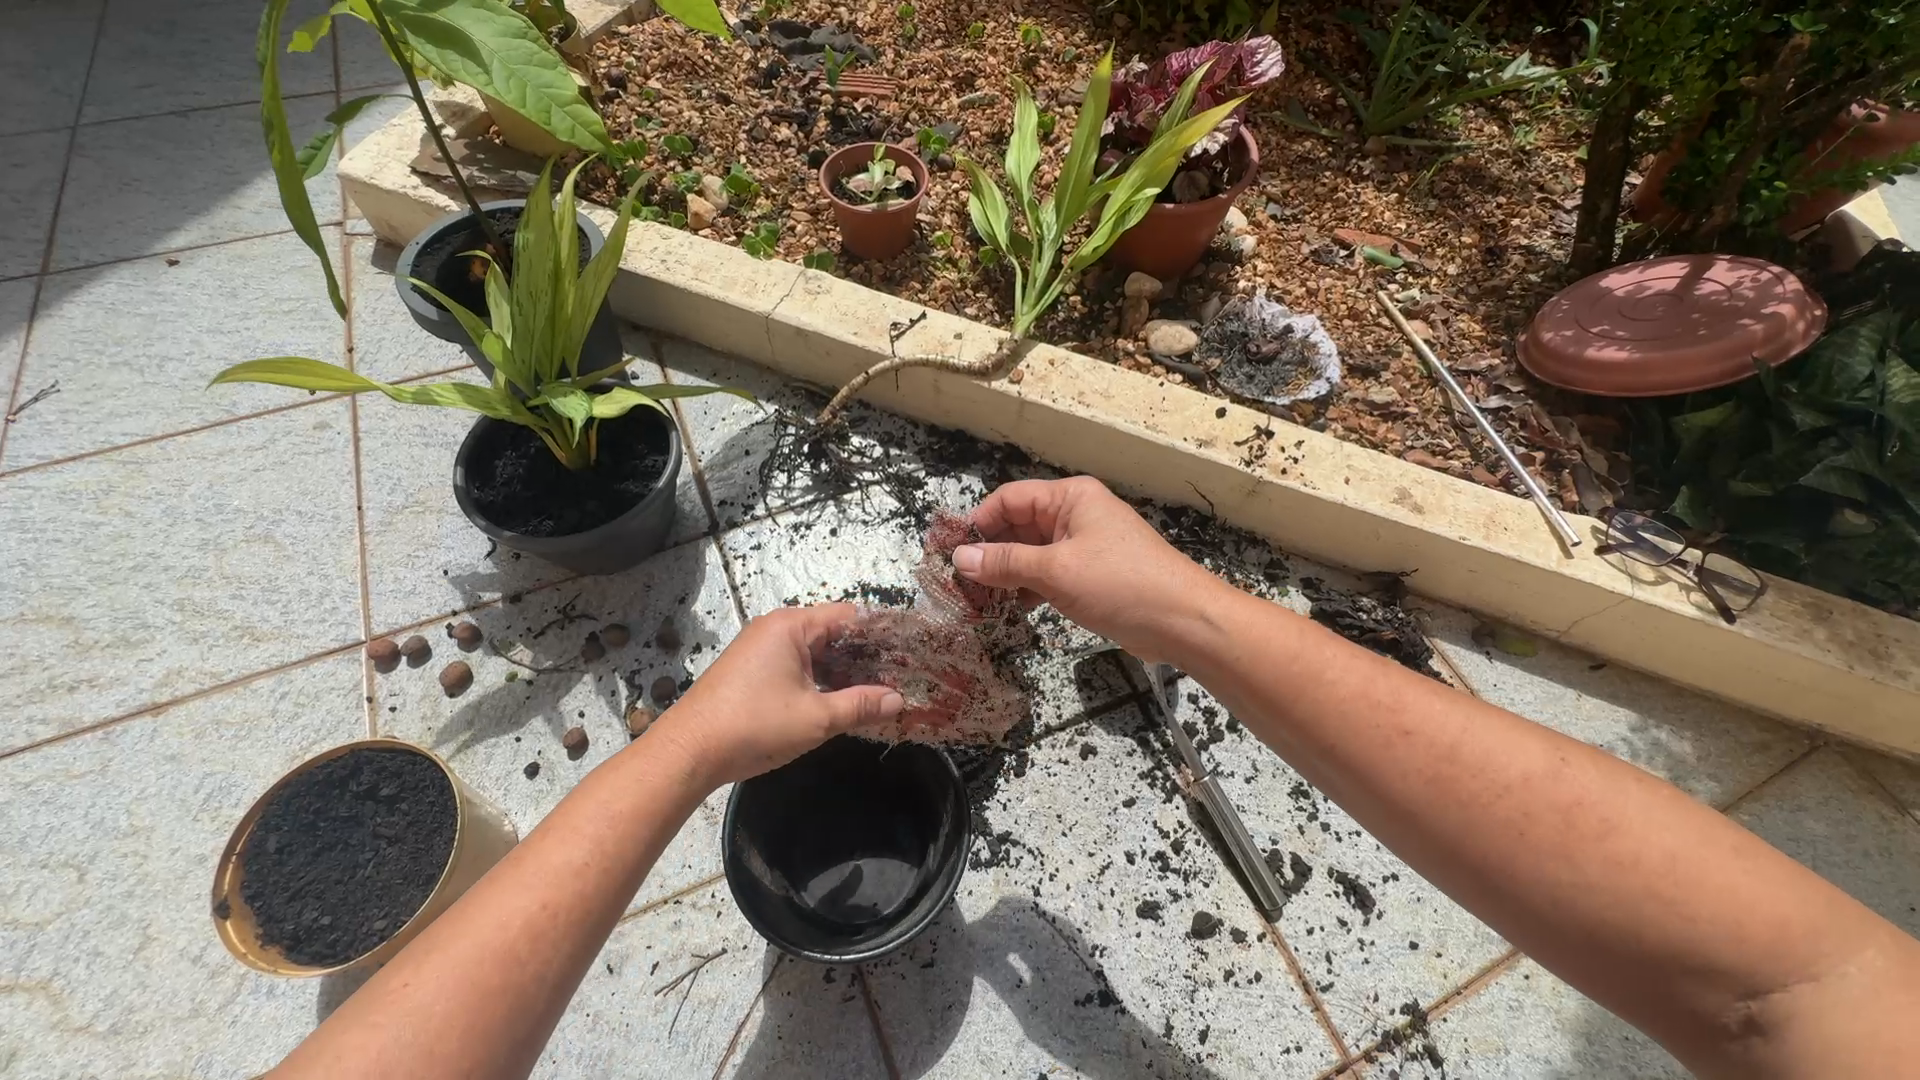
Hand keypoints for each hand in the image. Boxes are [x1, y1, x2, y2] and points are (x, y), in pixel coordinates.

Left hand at [650, 604, 903, 787]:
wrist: (688, 752)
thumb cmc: (754, 727)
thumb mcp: (816, 719)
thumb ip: (859, 706)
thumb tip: (898, 700)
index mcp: (791, 626)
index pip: (849, 616)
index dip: (880, 635)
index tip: (906, 656)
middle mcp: (775, 628)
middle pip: (831, 632)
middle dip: (862, 655)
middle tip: (896, 678)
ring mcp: (759, 648)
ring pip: (813, 651)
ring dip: (839, 670)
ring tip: (872, 692)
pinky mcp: (750, 669)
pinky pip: (794, 663)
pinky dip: (816, 678)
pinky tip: (834, 700)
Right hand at [953, 477, 1226, 662]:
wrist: (1183, 621)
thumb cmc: (1119, 584)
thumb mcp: (1055, 571)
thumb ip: (1004, 563)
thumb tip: (958, 558)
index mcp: (1069, 498)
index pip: (1009, 499)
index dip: (978, 524)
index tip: (950, 554)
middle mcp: (1075, 514)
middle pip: (1018, 526)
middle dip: (990, 552)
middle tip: (958, 584)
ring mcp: (1084, 545)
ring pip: (1032, 553)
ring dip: (1007, 574)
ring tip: (977, 601)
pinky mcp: (1091, 575)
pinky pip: (1049, 574)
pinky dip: (1029, 589)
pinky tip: (1010, 610)